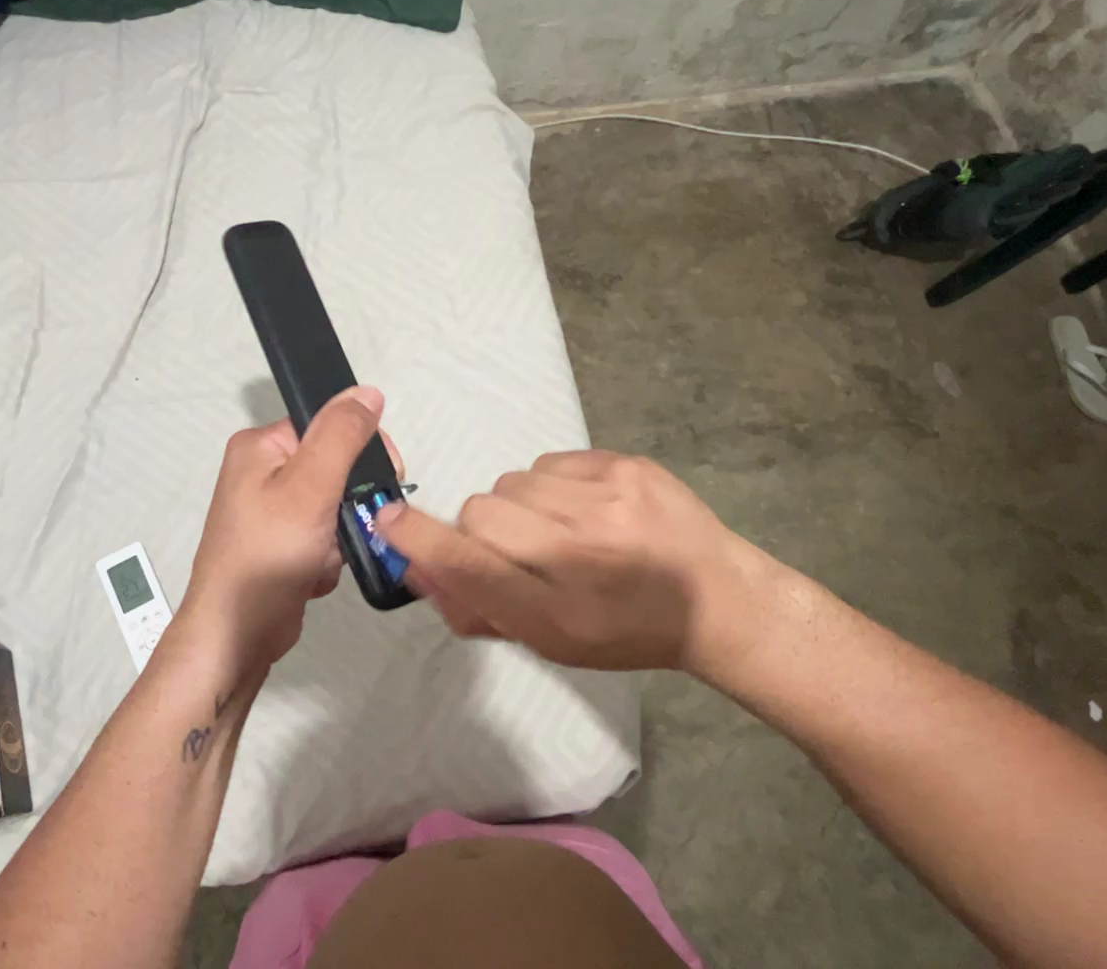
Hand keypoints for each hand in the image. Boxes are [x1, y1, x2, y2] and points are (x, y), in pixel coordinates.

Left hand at [181, 386, 392, 679]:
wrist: (237, 635)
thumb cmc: (269, 554)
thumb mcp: (310, 486)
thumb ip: (342, 436)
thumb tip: (368, 391)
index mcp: (260, 447)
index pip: (326, 426)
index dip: (360, 448)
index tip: (385, 476)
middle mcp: (261, 473)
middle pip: (334, 468)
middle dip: (349, 503)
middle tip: (348, 527)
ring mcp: (270, 513)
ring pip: (334, 508)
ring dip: (340, 536)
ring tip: (323, 558)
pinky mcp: (280, 547)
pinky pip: (323, 539)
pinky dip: (328, 558)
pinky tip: (313, 576)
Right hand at [377, 450, 799, 675]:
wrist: (718, 598)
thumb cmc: (626, 632)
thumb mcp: (553, 643)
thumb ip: (483, 608)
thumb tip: (421, 571)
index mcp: (560, 609)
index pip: (470, 565)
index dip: (421, 542)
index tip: (388, 521)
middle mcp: (579, 550)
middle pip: (481, 511)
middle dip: (483, 530)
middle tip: (517, 549)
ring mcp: (607, 499)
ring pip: (512, 482)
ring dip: (519, 506)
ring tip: (560, 529)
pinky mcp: (625, 465)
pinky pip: (548, 464)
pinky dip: (551, 486)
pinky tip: (586, 508)